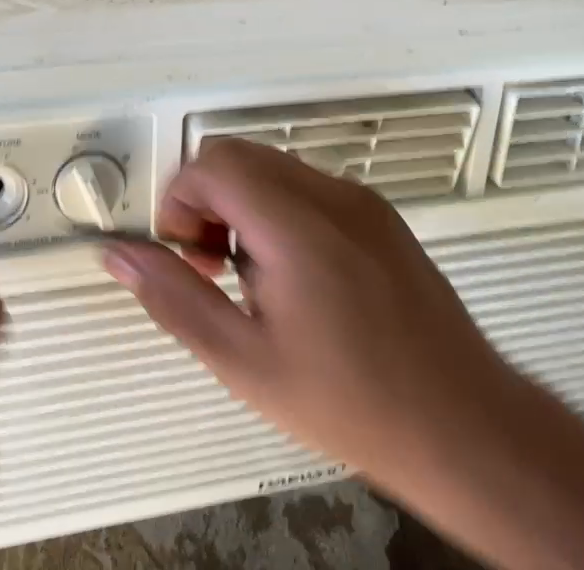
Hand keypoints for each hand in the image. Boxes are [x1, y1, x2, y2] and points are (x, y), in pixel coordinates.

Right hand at [101, 139, 515, 488]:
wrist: (464, 427)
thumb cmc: (352, 401)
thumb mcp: (243, 361)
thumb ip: (173, 298)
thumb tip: (119, 255)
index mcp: (297, 226)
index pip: (211, 164)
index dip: (178, 201)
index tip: (185, 256)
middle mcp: (333, 199)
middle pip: (237, 155)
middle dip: (203, 200)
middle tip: (208, 264)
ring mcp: (364, 205)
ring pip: (271, 167)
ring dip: (238, 205)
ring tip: (247, 277)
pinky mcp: (382, 220)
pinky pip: (307, 188)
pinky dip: (276, 212)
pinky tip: (288, 277)